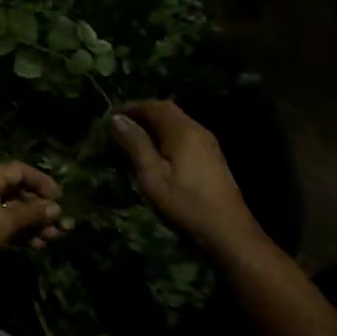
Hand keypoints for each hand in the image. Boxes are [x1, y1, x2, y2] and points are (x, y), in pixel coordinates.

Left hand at [0, 162, 65, 284]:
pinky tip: (39, 244)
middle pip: (19, 192)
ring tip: (56, 237)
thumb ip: (32, 213)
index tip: (60, 198)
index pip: (19, 170)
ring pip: (14, 210)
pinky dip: (21, 232)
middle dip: (42, 209)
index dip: (42, 182)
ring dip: (35, 223)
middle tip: (64, 225)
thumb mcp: (4, 223)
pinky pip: (5, 223)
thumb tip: (56, 208)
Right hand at [109, 101, 258, 249]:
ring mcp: (207, 142)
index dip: (130, 107)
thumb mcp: (152, 176)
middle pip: (167, 110)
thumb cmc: (185, 204)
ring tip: (133, 138)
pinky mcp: (211, 156)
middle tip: (119, 125)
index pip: (153, 106)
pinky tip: (156, 151)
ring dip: (154, 124)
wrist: (227, 229)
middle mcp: (197, 129)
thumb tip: (117, 119)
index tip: (109, 116)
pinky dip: (165, 135)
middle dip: (142, 113)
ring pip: (177, 122)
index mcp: (182, 131)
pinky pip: (184, 134)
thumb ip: (136, 145)